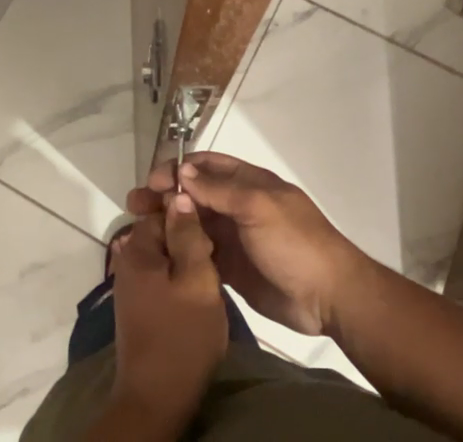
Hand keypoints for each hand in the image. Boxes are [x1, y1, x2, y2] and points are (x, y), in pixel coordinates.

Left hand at [107, 193, 228, 428]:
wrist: (156, 397)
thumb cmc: (182, 335)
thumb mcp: (197, 280)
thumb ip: (189, 236)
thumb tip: (180, 195)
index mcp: (137, 249)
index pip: (163, 210)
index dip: (191, 215)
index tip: (215, 232)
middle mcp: (127, 261)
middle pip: (162, 233)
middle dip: (189, 239)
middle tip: (216, 258)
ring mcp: (130, 286)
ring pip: (164, 257)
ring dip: (186, 262)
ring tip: (211, 276)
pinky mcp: (138, 307)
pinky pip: (161, 278)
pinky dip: (179, 281)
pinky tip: (198, 295)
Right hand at [130, 152, 367, 336]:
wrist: (329, 297)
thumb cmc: (295, 243)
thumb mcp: (258, 207)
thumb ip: (219, 190)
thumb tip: (183, 170)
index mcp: (249, 183)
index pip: (206, 166)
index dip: (177, 169)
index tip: (151, 182)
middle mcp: (237, 207)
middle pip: (193, 195)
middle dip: (163, 196)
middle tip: (133, 206)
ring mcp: (234, 239)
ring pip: (192, 225)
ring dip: (165, 224)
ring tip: (135, 233)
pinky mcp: (230, 270)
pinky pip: (197, 255)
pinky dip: (176, 252)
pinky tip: (154, 257)